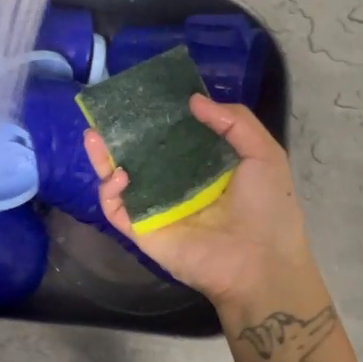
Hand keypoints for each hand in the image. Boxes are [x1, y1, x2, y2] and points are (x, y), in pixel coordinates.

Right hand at [84, 96, 319, 323]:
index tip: (145, 97)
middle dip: (120, 136)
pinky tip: (121, 174)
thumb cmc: (268, 209)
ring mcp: (155, 209)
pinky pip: (115, 209)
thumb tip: (194, 100)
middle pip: (138, 157)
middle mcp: (174, 186)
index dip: (157, 119)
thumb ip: (235, 121)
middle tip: (107, 115)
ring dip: (103, 159)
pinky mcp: (141, 230)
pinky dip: (110, 190)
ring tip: (95, 136)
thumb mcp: (264, 154)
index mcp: (202, 169)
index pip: (171, 140)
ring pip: (119, 181)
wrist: (260, 264)